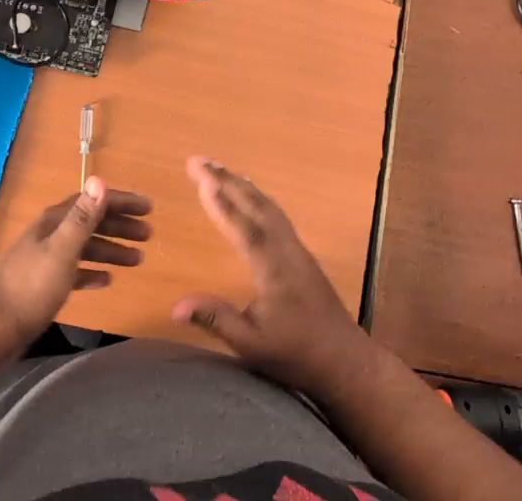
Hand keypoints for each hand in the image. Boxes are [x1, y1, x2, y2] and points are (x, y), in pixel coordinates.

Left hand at [0, 177, 151, 345]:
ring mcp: (47, 259)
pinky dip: (93, 272)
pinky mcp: (45, 283)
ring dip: (112, 250)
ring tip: (138, 260)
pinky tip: (107, 281)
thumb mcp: (62, 249)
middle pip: (92, 223)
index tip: (149, 208)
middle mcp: (52, 234)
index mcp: (55, 221)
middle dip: (121, 226)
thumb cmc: (32, 287)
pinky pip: (76, 271)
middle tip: (149, 235)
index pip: (94, 201)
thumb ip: (83, 217)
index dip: (122, 202)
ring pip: (86, 247)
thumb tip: (100, 179)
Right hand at [173, 156, 373, 395]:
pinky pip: (276, 214)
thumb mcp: (252, 344)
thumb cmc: (297, 355)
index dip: (223, 203)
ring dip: (242, 184)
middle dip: (226, 180)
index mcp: (274, 269)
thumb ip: (217, 320)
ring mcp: (297, 250)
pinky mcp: (301, 255)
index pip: (245, 228)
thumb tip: (176, 306)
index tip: (201, 179)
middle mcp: (287, 250)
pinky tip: (250, 196)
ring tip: (218, 168)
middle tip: (197, 160)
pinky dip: (258, 197)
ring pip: (268, 206)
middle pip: (256, 206)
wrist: (345, 360)